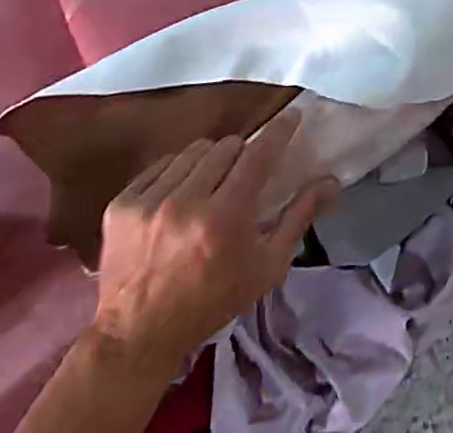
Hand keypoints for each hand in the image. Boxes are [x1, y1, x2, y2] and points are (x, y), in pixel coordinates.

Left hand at [91, 111, 339, 370]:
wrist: (137, 334)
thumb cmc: (213, 301)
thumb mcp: (267, 266)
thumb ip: (300, 217)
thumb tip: (331, 181)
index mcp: (225, 218)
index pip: (258, 155)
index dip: (278, 131)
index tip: (291, 116)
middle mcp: (186, 203)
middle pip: (225, 147)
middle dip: (242, 153)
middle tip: (245, 171)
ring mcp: (149, 202)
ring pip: (193, 152)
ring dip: (210, 160)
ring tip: (211, 183)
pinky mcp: (121, 205)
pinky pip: (160, 165)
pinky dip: (176, 172)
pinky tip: (180, 194)